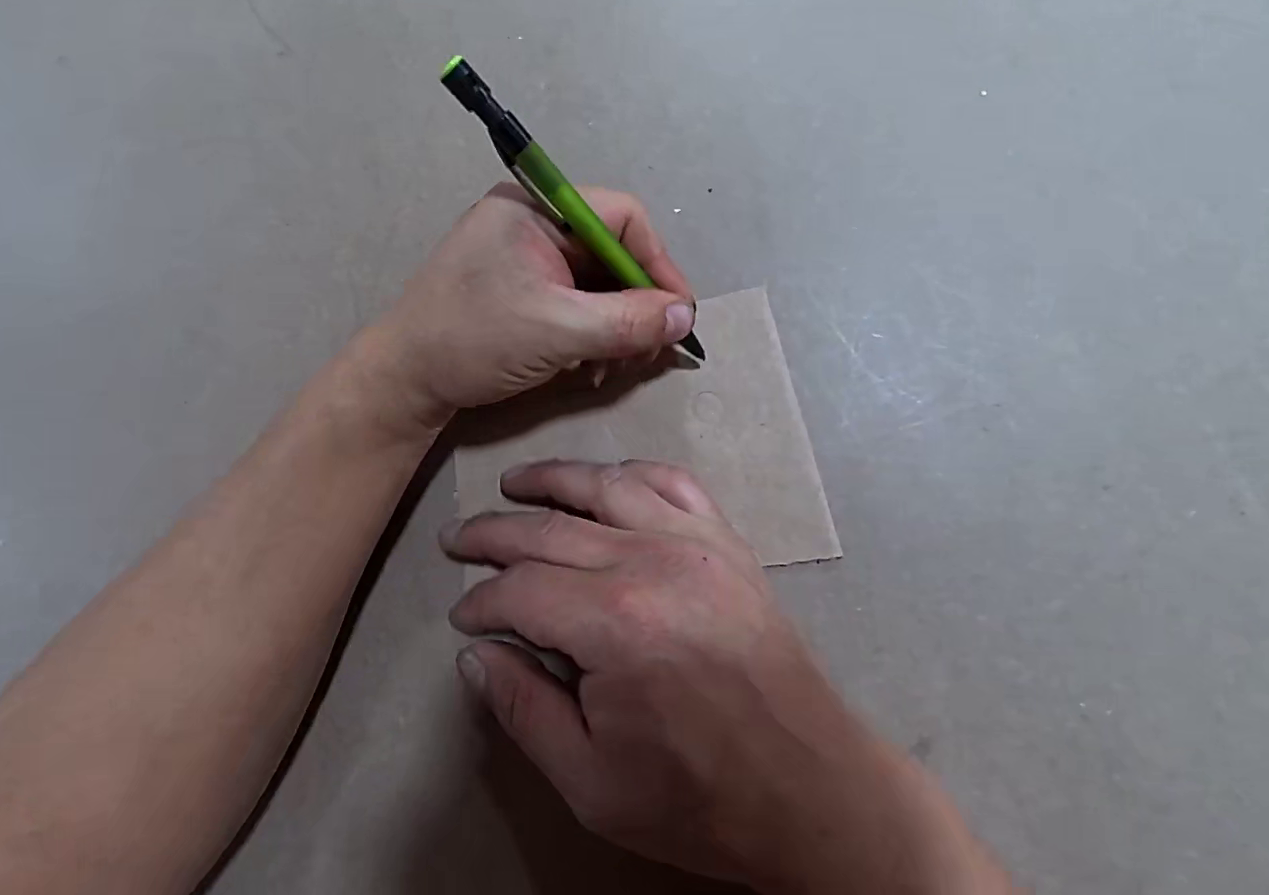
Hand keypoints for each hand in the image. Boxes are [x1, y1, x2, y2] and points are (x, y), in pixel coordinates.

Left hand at [369, 183, 695, 424]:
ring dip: (615, 326)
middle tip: (648, 350)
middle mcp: (531, 223)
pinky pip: (574, 301)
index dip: (657, 263)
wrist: (405, 380)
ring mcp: (523, 257)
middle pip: (611, 252)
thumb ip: (626, 321)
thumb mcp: (556, 331)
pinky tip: (590, 365)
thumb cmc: (471, 341)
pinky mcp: (520, 289)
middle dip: (635, 304)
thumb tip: (685, 316)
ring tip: (613, 366)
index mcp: (534, 208)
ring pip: (596, 282)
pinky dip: (591, 333)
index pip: (621, 217)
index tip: (678, 312)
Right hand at [443, 460, 1013, 894]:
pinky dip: (629, 472)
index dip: (481, 600)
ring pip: (604, 485)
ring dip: (550, 479)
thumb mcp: (590, 782)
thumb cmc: (698, 797)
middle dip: (492, 533)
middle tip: (456, 537)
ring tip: (511, 482)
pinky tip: (605, 480)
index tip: (463, 616)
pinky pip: (671, 481)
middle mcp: (650, 562)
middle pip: (548, 528)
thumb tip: (474, 652)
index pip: (519, 589)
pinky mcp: (726, 541)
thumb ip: (522, 708)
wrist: (813, 790)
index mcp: (614, 624)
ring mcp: (694, 542)